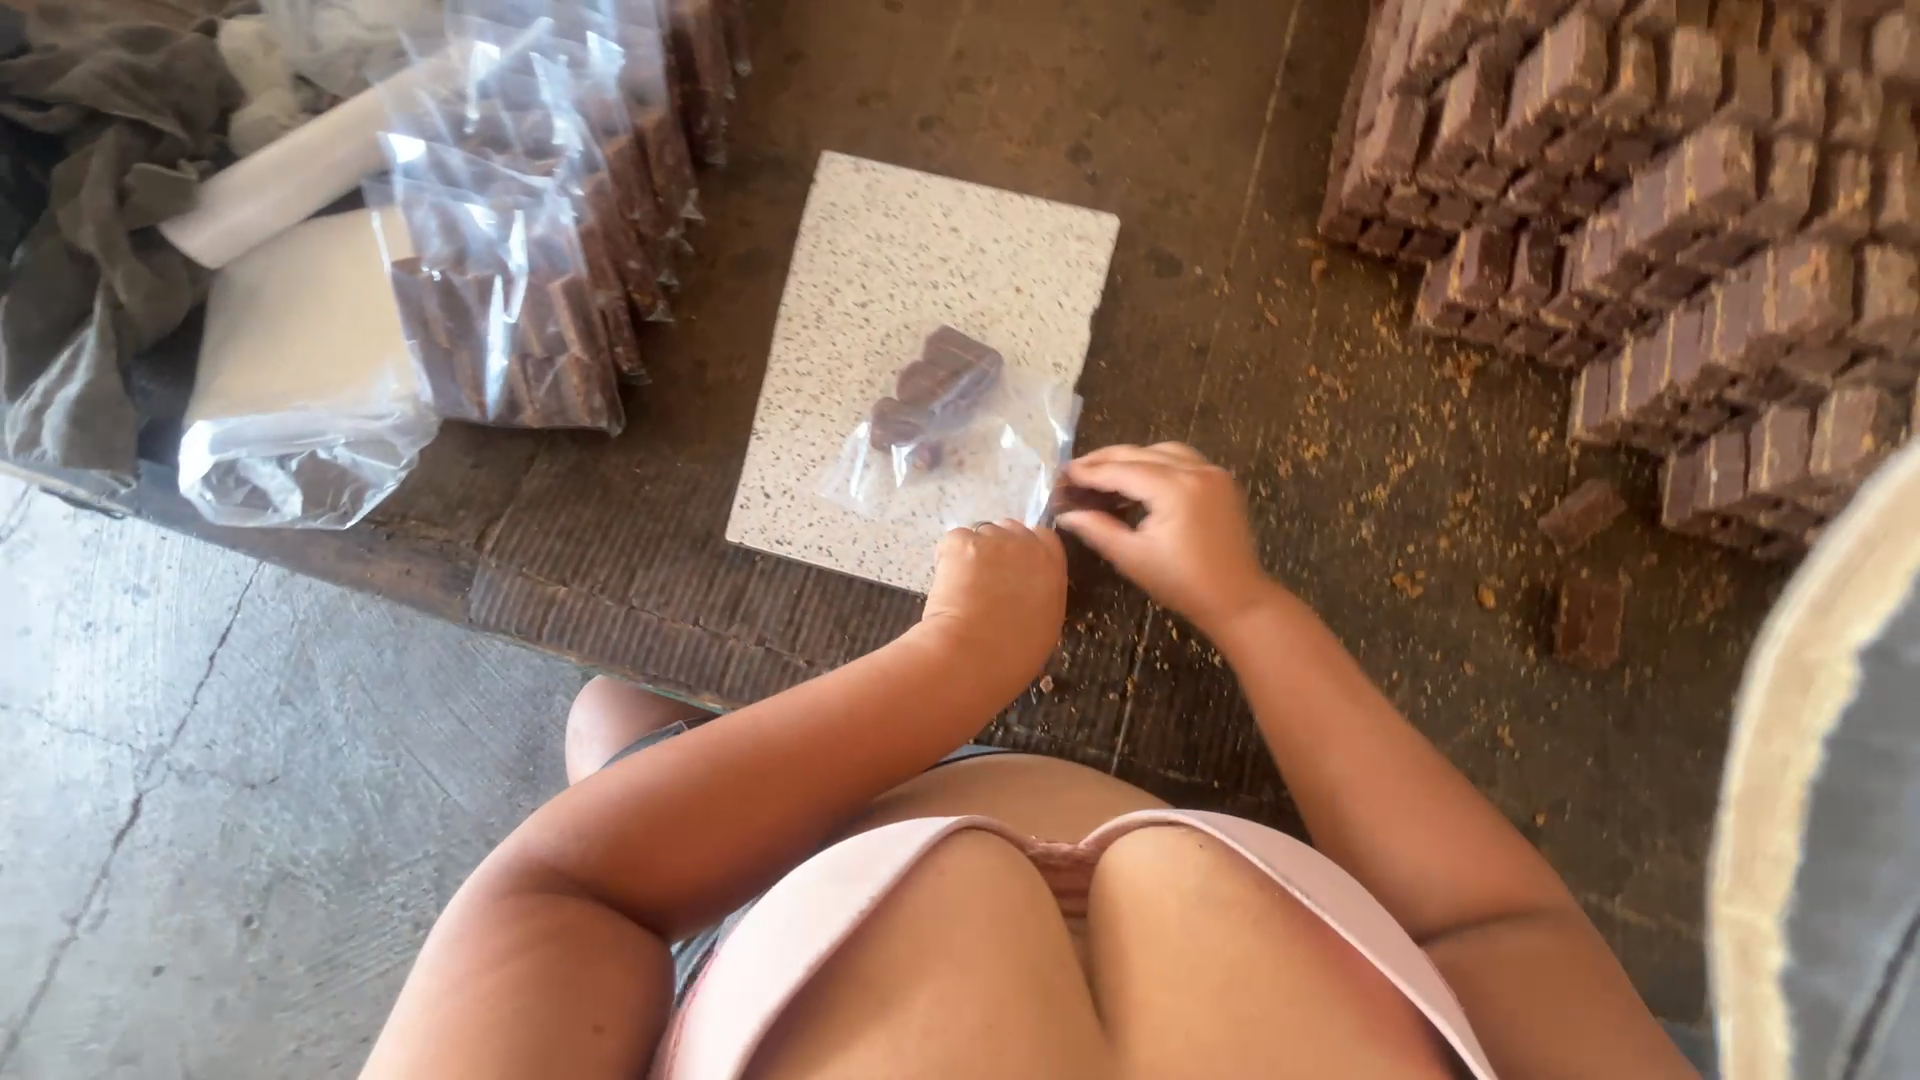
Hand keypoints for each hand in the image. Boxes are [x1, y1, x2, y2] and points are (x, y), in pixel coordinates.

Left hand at [918, 519, 1067, 689]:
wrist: (973, 654)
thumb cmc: (1014, 653)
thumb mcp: (1047, 623)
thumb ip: (1042, 593)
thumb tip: (1025, 590)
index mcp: (1052, 564)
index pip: (1042, 537)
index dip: (1025, 549)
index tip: (1013, 569)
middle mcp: (1026, 543)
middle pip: (1010, 530)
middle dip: (998, 549)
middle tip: (984, 579)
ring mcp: (992, 539)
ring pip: (980, 534)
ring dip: (972, 553)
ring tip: (963, 586)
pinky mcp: (961, 542)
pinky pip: (953, 541)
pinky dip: (947, 558)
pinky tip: (947, 585)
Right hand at [1056, 443, 1277, 635]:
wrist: (1237, 598)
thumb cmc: (1182, 583)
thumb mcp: (1132, 558)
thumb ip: (1097, 529)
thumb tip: (1066, 514)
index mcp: (1176, 489)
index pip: (1122, 471)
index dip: (1089, 472)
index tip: (1062, 475)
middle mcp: (1197, 470)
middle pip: (1141, 453)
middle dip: (1105, 460)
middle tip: (1074, 471)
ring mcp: (1213, 472)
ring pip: (1162, 451)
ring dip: (1130, 457)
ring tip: (1102, 472)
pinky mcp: (1221, 481)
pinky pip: (1182, 460)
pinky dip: (1155, 462)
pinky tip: (1137, 478)